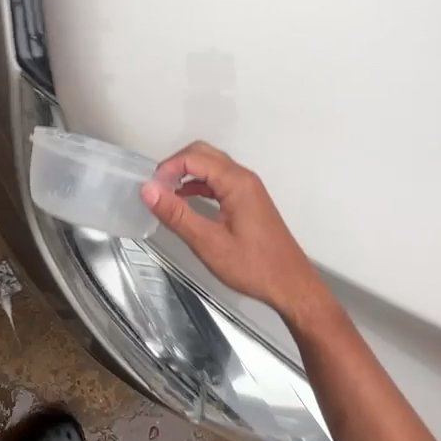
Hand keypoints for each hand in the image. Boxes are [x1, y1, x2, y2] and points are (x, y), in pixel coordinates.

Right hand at [140, 142, 328, 321]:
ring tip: (166, 194)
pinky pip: (218, 180)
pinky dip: (198, 184)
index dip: (168, 168)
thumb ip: (177, 214)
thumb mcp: (208, 243)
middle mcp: (243, 178)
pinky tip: (185, 201)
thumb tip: (148, 190)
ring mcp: (247, 188)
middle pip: (202, 153)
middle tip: (157, 187)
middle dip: (175, 165)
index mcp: (236, 182)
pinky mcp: (248, 199)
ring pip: (210, 165)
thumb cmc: (254, 267)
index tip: (152, 189)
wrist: (292, 286)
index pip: (193, 157)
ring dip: (186, 173)